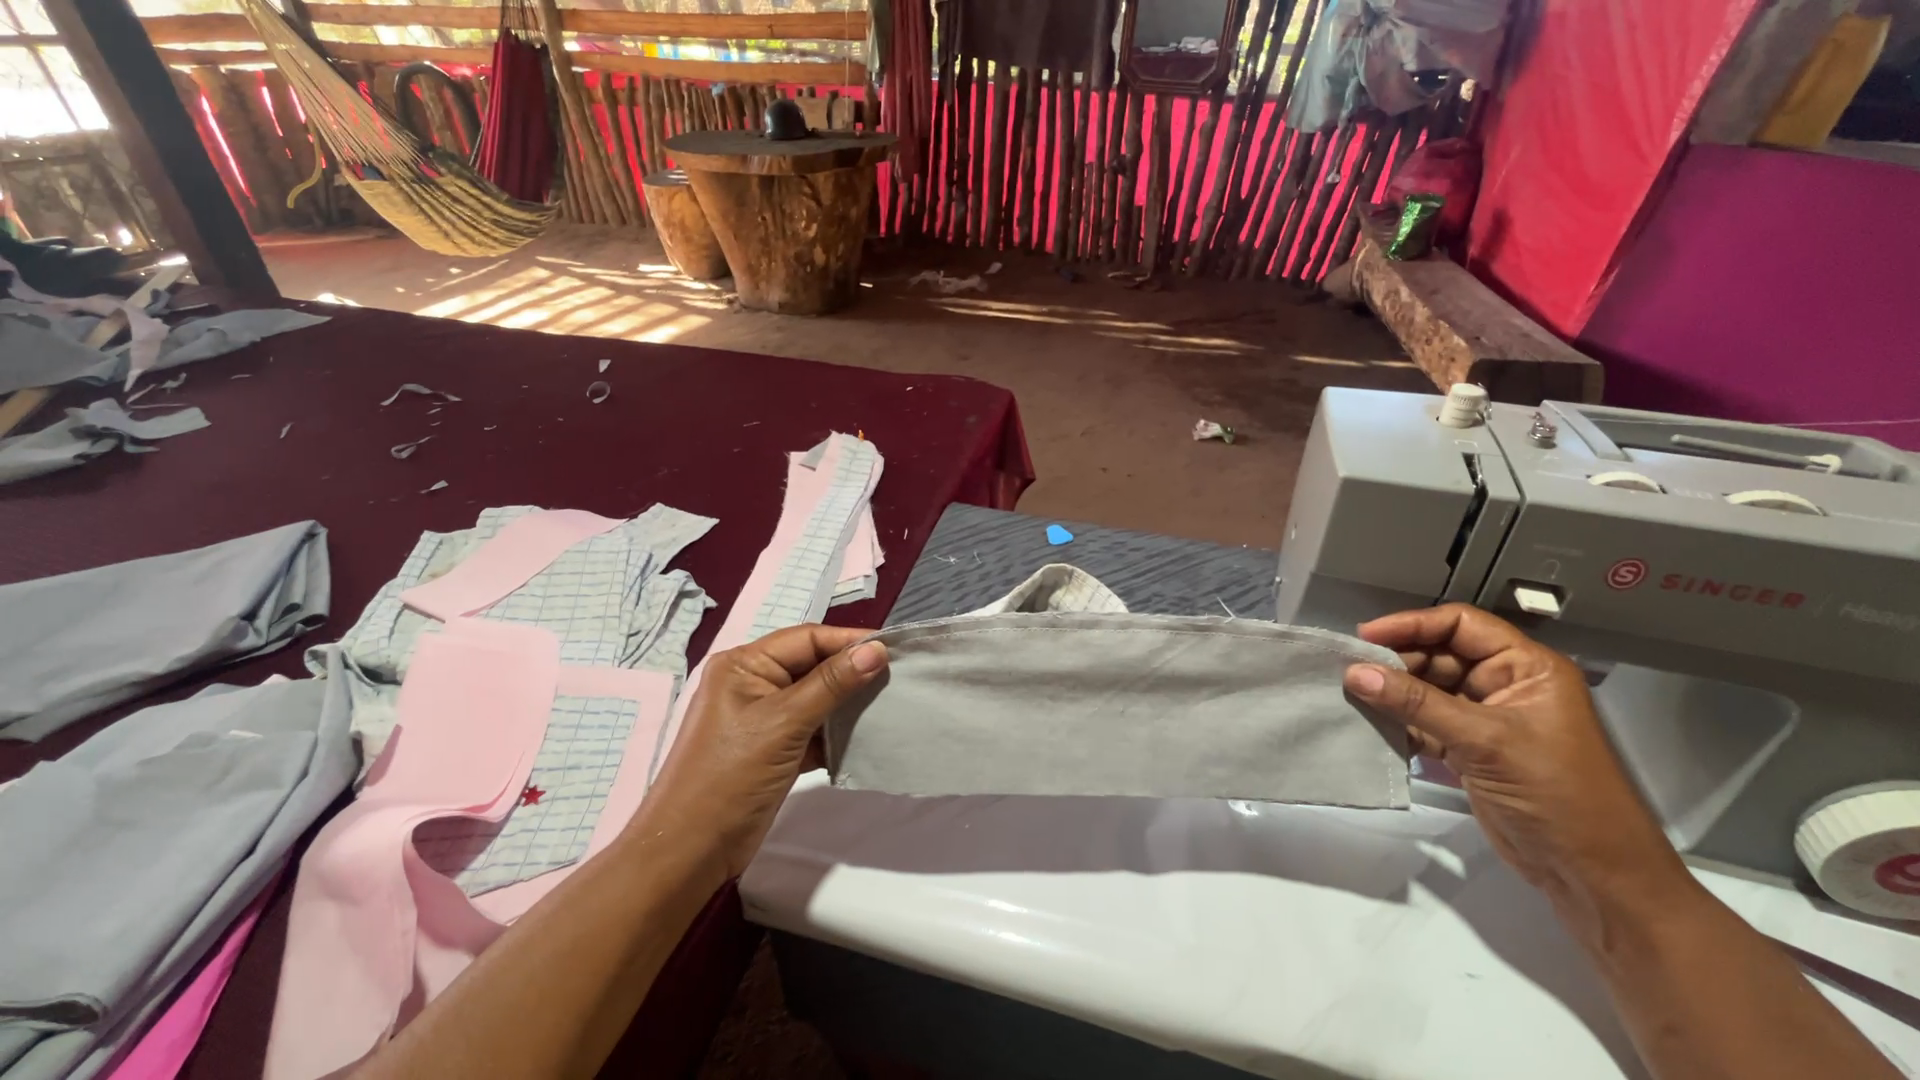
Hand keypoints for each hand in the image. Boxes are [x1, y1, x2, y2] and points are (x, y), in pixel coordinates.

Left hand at [644, 625, 887, 878]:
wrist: (692, 849)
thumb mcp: (784, 723)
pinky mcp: (774, 749)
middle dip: (852, 670)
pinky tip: (867, 735)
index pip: (806, 638)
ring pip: (816, 697)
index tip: (895, 649)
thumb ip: (832, 684)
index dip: (849, 641)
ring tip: (890, 703)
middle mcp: (752, 683)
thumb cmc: (731, 775)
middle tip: (899, 677)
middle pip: (812, 664)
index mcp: (744, 665)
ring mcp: (763, 718)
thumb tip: (876, 650)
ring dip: (848, 702)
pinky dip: (837, 732)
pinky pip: (813, 728)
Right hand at [1341, 604, 1687, 911]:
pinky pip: (1426, 724)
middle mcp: (1506, 685)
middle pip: (1440, 656)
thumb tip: (1355, 673)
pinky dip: (1401, 724)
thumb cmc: (1555, 792)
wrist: (1591, 871)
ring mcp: (1487, 720)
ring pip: (1429, 691)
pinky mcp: (1471, 751)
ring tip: (1352, 696)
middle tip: (1351, 671)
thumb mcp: (1485, 741)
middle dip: (1397, 662)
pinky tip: (1371, 727)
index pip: (1462, 625)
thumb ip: (1417, 704)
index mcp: (1527, 668)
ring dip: (1394, 694)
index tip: (1365, 636)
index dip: (1413, 625)